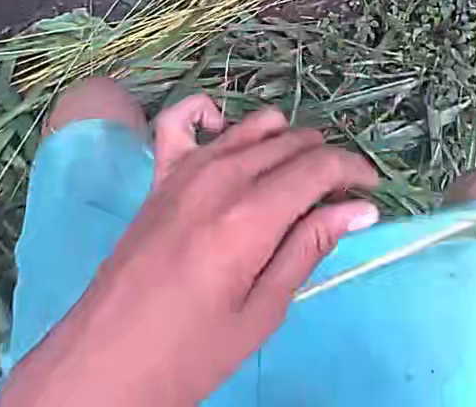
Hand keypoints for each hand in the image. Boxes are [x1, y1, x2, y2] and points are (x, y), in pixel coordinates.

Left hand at [0, 101, 379, 406]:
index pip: (318, 168)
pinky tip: (227, 133)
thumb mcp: (261, 313)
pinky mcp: (162, 172)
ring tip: (296, 176)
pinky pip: (184, 117)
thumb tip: (361, 208)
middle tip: (338, 196)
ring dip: (285, 140)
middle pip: (292, 142)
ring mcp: (187, 167)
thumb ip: (309, 247)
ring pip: (254, 124)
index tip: (371, 189)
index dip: (353, 171)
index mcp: (250, 217)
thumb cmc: (190, 353)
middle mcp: (222, 177)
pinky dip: (211, 114)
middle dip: (326, 161)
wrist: (104, 362)